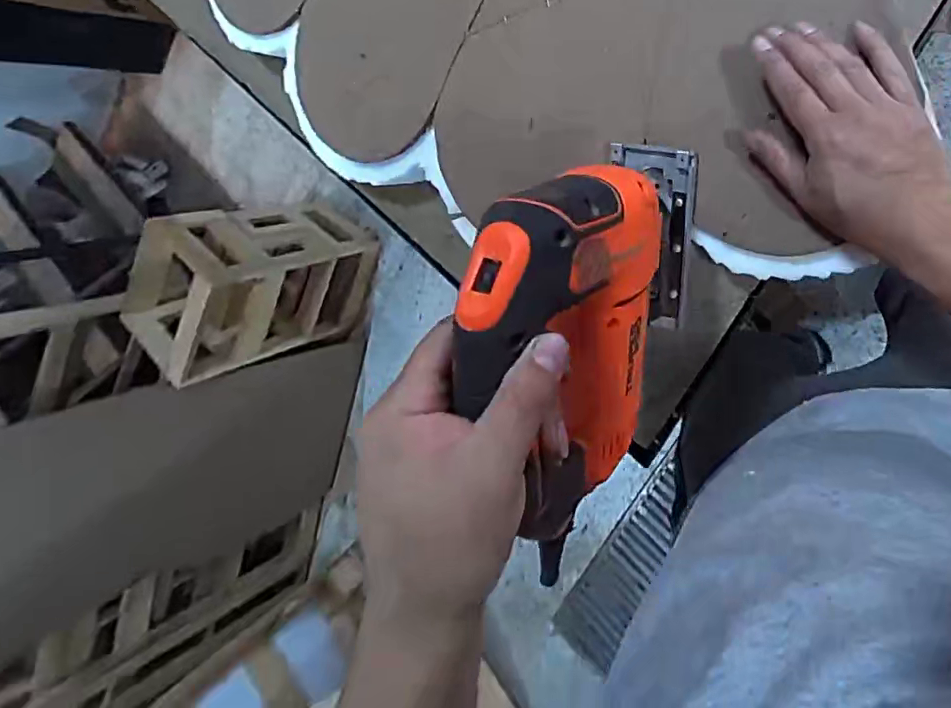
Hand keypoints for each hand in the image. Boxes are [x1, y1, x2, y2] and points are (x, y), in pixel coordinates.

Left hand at [354, 320, 568, 632]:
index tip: (537, 329)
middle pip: (462, 374)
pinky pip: (466, 435)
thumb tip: (552, 339)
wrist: (427, 622)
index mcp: (400, 408)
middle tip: (552, 401)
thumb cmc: (454, 535)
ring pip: (469, 407)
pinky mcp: (425, 475)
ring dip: (511, 416)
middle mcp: (397, 422)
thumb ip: (524, 395)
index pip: (445, 340)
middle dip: (513, 384)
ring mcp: (409, 451)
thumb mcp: (495, 458)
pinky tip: (526, 454)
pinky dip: (499, 438)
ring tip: (547, 438)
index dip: (491, 327)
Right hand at [746, 21, 950, 263]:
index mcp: (823, 133)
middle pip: (818, 69)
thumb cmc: (860, 214)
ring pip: (849, 64)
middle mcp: (851, 110)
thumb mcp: (808, 197)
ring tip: (805, 26)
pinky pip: (891, 69)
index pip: (792, 90)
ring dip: (825, 42)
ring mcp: (883, 105)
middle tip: (776, 29)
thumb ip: (778, 162)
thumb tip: (748, 134)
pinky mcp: (909, 107)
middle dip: (794, 46)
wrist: (921, 220)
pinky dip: (876, 46)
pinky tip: (861, 29)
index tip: (759, 44)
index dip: (774, 65)